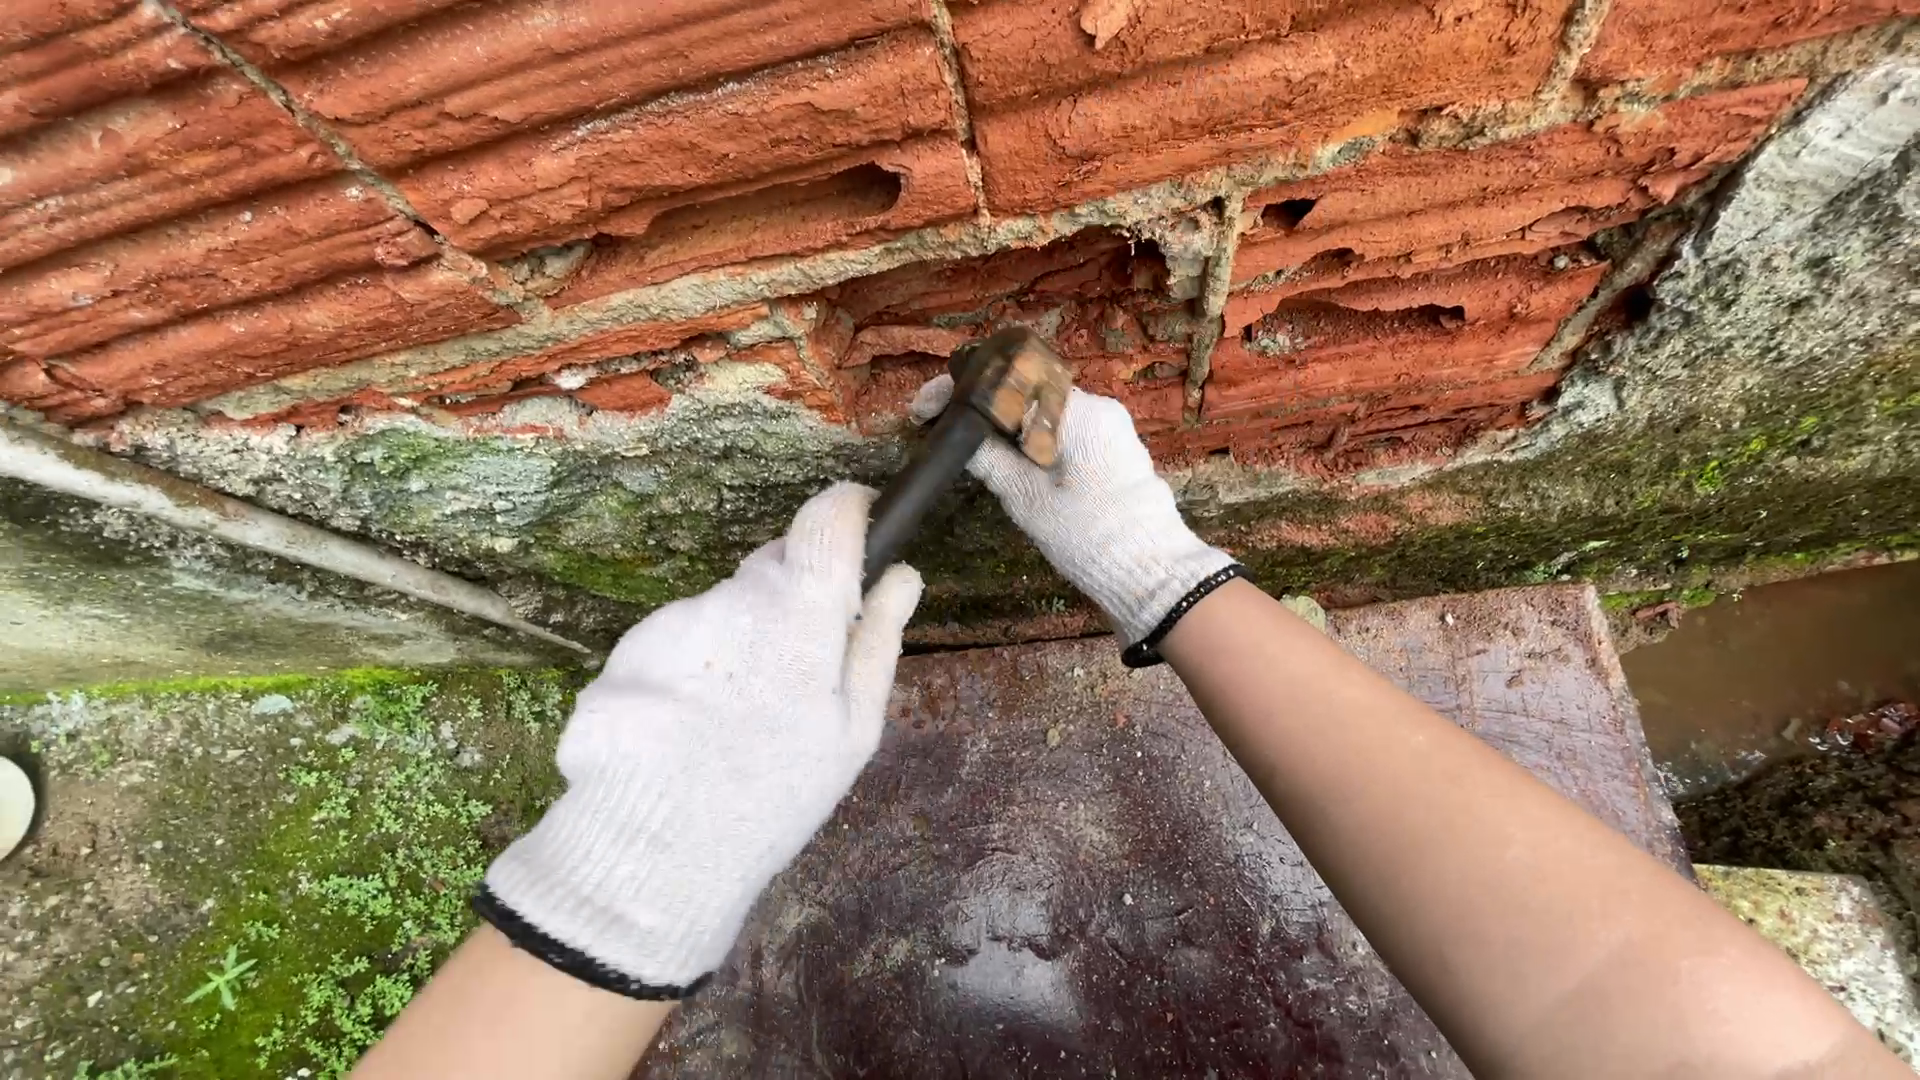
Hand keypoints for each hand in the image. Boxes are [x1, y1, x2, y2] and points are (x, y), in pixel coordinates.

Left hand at [477, 483, 921, 993]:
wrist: (652, 858)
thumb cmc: (778, 792)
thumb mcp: (853, 728)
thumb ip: (878, 640)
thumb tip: (903, 574)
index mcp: (797, 611)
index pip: (827, 519)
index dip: (850, 510)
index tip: (861, 522)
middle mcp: (731, 597)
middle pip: (776, 564)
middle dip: (797, 595)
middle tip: (800, 669)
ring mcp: (672, 620)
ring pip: (727, 604)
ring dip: (745, 634)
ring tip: (738, 713)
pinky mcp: (627, 649)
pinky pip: (681, 636)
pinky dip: (697, 661)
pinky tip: (689, 723)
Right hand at [912, 377, 1234, 660]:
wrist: (1151, 573)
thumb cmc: (1088, 536)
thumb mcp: (1026, 498)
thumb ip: (989, 458)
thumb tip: (957, 435)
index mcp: (1078, 411)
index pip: (1008, 382)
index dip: (959, 391)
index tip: (924, 409)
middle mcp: (1098, 408)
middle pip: (1025, 392)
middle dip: (980, 407)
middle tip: (940, 425)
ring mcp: (1109, 429)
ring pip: (1042, 414)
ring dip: (1004, 424)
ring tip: (967, 445)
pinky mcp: (1112, 451)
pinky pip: (1061, 432)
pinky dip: (1029, 440)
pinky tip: (1005, 458)